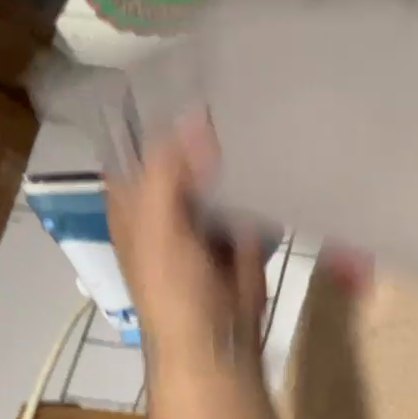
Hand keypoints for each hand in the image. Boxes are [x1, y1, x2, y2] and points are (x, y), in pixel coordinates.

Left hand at [105, 114, 266, 366]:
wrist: (216, 339)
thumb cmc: (172, 288)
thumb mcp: (158, 226)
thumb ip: (168, 170)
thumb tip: (193, 114)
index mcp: (134, 197)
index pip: (142, 142)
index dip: (162, 114)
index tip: (194, 78)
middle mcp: (168, 201)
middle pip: (187, 153)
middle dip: (209, 128)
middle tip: (242, 89)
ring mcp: (207, 214)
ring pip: (222, 171)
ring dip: (240, 150)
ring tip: (269, 110)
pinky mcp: (243, 229)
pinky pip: (253, 194)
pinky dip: (264, 179)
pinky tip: (283, 152)